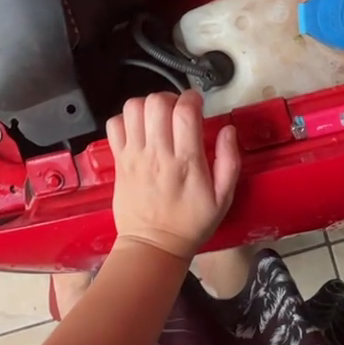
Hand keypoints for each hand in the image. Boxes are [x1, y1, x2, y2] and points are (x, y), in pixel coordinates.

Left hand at [106, 91, 240, 259]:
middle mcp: (157, 154)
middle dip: (170, 98)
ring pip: (133, 109)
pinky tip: (138, 130)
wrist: (153, 246)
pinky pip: (114, 125)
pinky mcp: (119, 161)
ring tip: (157, 118)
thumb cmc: (190, 223)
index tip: (197, 105)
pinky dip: (125, 120)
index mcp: (186, 161)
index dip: (192, 99)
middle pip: (156, 103)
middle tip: (177, 111)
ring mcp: (134, 156)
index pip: (185, 112)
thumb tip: (228, 130)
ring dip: (147, 105)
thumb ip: (229, 161)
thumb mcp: (223, 198)